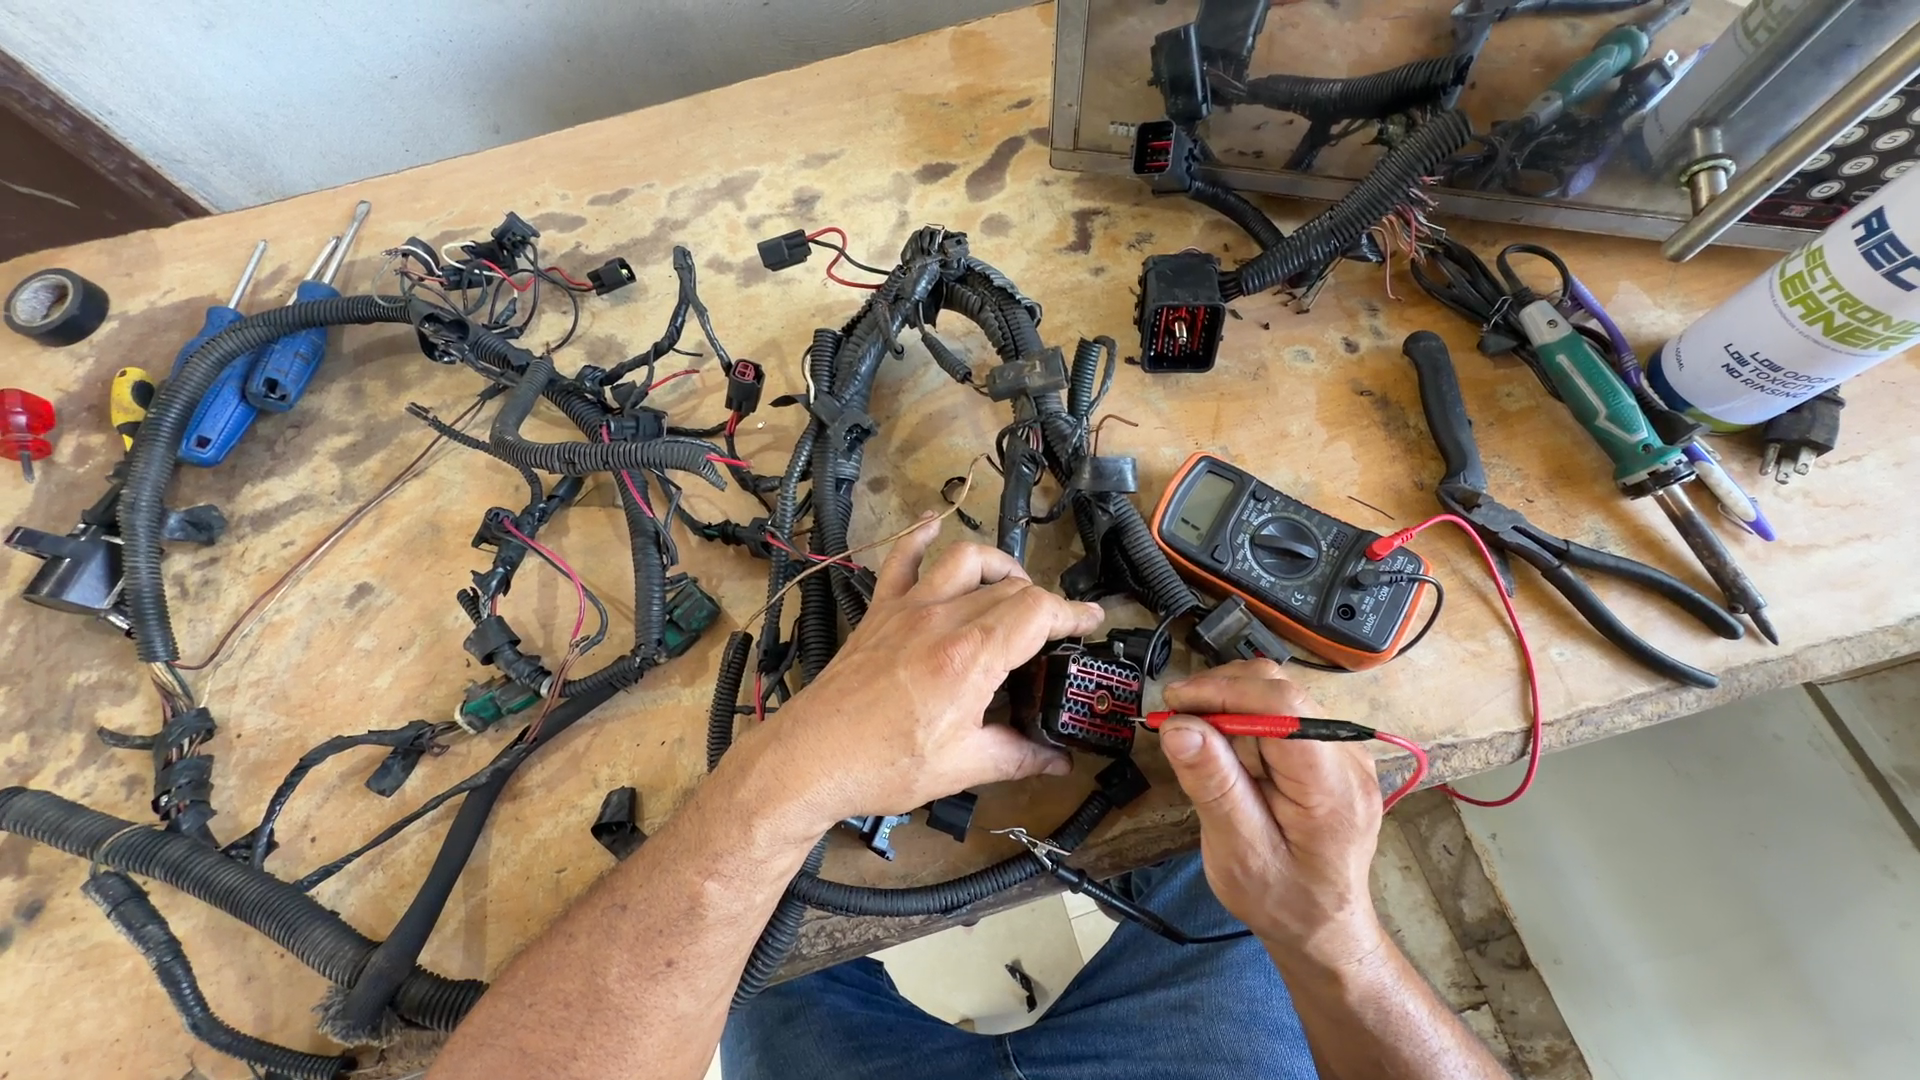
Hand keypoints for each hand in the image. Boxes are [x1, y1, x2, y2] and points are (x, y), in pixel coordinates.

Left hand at [738, 514, 1105, 832]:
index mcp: (970, 657)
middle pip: (1010, 587)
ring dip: (999, 566)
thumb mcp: (962, 766)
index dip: (1073, 613)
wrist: (811, 758)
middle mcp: (942, 619)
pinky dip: (920, 536)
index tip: (1091, 621)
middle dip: (1043, 603)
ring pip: (965, 558)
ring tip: (1012, 588)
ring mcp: (908, 609)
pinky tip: (933, 524)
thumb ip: (1018, 756)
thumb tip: (1058, 761)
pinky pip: (900, 560)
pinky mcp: (880, 612)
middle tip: (1055, 631)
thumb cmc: (884, 764)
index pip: (1037, 612)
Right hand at [1157, 660, 1385, 968]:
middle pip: (1278, 689)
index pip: (1281, 705)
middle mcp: (1347, 755)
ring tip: (1202, 745)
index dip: (1222, 691)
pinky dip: (1241, 718)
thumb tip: (1179, 726)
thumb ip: (1213, 786)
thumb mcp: (1237, 853)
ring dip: (1228, 706)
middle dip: (1220, 695)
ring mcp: (1341, 748)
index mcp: (1331, 785)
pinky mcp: (1327, 749)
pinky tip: (1225, 751)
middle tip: (1177, 723)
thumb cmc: (1281, 899)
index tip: (1174, 704)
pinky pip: (1279, 712)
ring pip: (1275, 693)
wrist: (1323, 926)